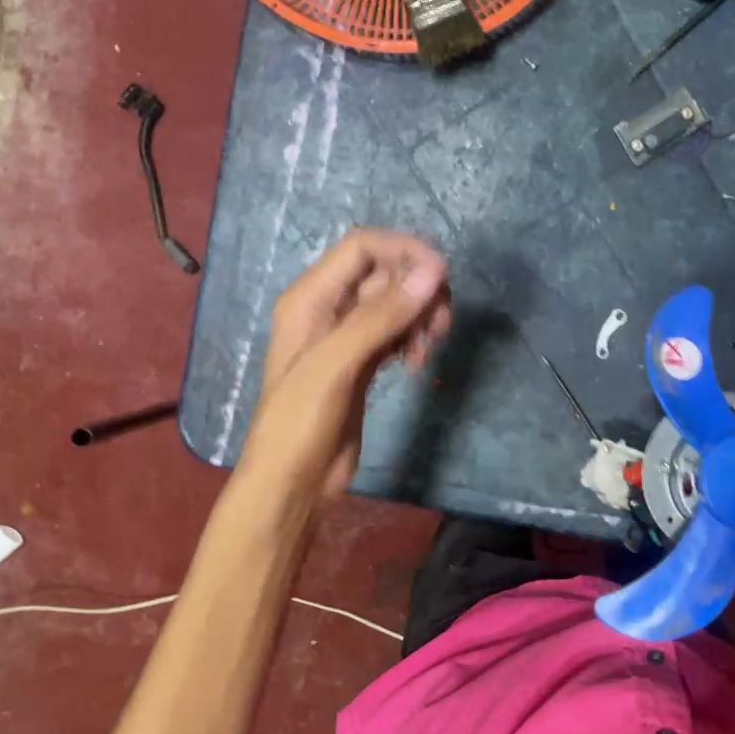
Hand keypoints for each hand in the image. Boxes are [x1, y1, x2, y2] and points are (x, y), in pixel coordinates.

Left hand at [242, 229, 452, 492]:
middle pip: (384, 274)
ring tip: (429, 350)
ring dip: (419, 317)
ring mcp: (345, 339)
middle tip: (440, 326)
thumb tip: (433, 273)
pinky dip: (412, 339)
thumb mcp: (337, 365)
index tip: (443, 279)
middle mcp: (327, 310)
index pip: (362, 248)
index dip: (405, 253)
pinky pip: (394, 334)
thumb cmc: (300, 424)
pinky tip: (418, 364)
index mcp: (309, 299)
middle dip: (417, 290)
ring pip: (394, 305)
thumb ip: (381, 317)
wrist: (291, 484)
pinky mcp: (361, 365)